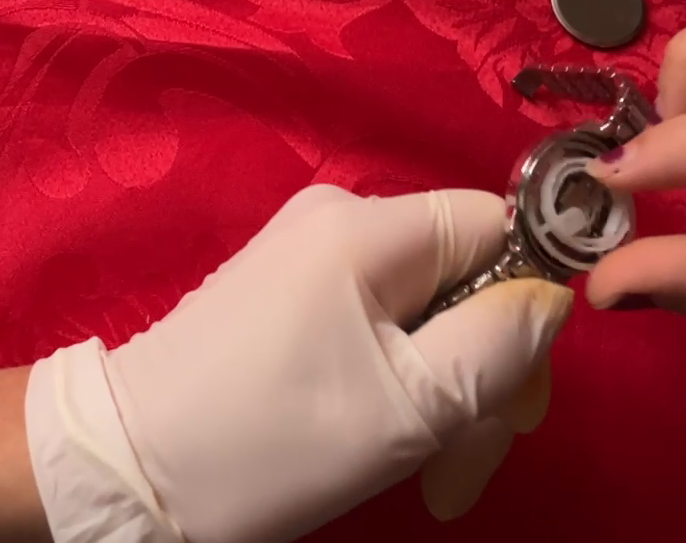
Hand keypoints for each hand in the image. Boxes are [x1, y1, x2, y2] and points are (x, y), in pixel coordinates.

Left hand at [24, 185, 571, 542]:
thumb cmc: (271, 436)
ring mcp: (307, 248)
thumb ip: (497, 342)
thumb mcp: (408, 406)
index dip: (522, 299)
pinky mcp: (288, 283)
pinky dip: (396, 373)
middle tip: (462, 463)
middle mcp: (336, 216)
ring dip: (439, 385)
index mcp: (364, 225)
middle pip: (458, 271)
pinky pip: (374, 314)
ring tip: (424, 468)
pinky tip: (379, 429)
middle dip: (479, 366)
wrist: (136, 457)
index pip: (490, 223)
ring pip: (421, 304)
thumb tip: (549, 298)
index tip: (513, 392)